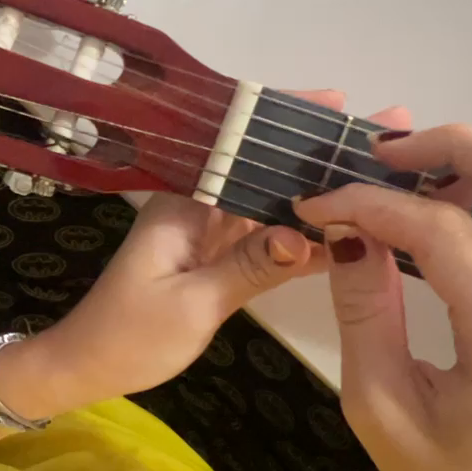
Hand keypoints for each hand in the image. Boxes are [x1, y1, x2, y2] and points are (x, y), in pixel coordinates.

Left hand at [27, 92, 409, 404]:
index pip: (237, 149)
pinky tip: (349, 234)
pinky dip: (300, 239)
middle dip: (313, 154)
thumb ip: (249, 266)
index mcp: (181, 205)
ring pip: (267, 204)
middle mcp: (195, 210)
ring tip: (380, 172)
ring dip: (315, 193)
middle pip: (259, 171)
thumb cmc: (129, 335)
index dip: (285, 126)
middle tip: (382, 137)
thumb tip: (306, 230)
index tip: (338, 103)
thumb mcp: (193, 303)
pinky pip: (263, 242)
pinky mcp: (213, 262)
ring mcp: (205, 236)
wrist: (89, 367)